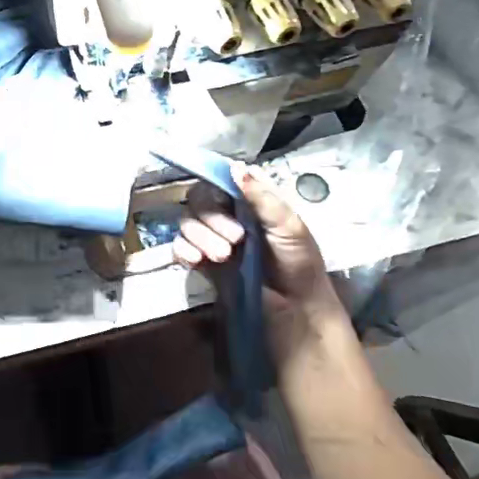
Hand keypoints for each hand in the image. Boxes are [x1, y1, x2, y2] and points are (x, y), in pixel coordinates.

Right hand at [171, 164, 353, 367]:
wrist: (295, 310)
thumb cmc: (299, 263)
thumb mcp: (289, 225)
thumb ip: (261, 197)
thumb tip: (235, 167)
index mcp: (250, 201)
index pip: (220, 180)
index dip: (215, 184)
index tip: (220, 196)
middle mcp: (227, 215)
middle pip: (199, 201)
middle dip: (212, 219)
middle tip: (236, 240)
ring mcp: (212, 239)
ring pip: (188, 223)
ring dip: (201, 236)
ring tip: (224, 256)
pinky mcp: (202, 262)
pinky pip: (180, 247)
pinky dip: (184, 250)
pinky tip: (197, 259)